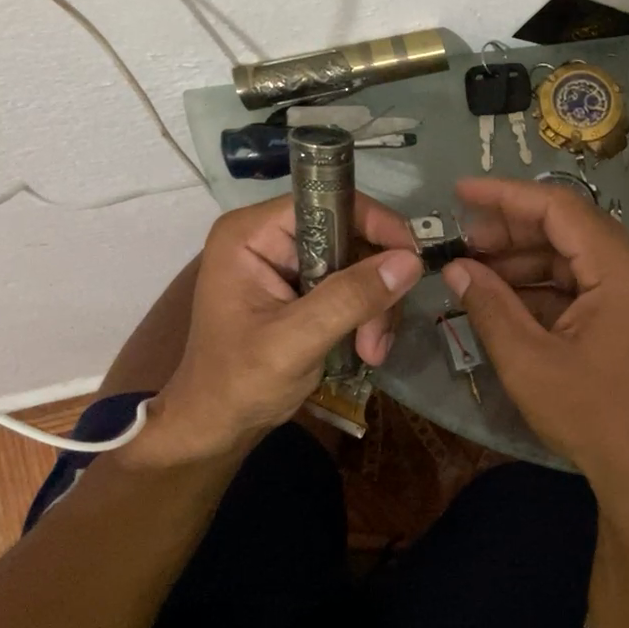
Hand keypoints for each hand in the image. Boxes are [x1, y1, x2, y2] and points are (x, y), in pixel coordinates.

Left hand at [151, 194, 422, 459]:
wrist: (218, 425)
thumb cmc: (238, 383)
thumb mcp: (296, 342)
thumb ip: (350, 299)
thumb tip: (411, 261)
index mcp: (252, 234)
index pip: (329, 202)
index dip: (376, 226)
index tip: (411, 265)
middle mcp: (272, 237)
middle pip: (354, 236)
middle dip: (376, 286)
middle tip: (378, 337)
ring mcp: (292, 263)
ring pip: (364, 264)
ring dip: (378, 309)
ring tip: (371, 352)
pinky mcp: (308, 287)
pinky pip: (358, 286)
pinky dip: (371, 317)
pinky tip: (366, 349)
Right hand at [442, 178, 628, 537]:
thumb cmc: (590, 415)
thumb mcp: (528, 361)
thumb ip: (490, 306)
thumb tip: (457, 268)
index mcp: (622, 269)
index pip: (561, 209)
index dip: (506, 197)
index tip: (459, 193)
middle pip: (569, 230)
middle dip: (512, 232)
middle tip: (460, 242)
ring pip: (573, 259)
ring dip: (524, 263)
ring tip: (471, 273)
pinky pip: (583, 287)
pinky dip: (544, 290)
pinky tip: (502, 299)